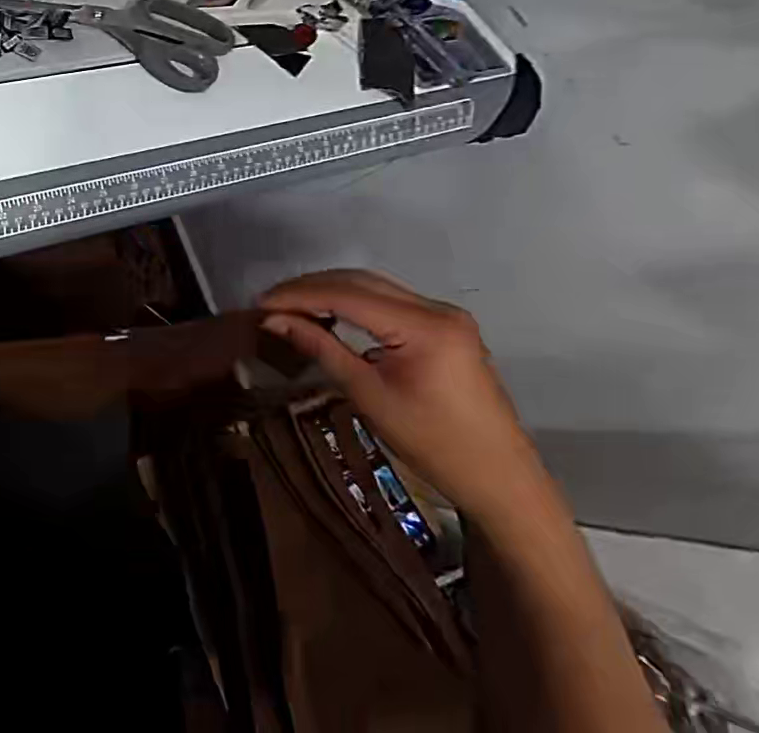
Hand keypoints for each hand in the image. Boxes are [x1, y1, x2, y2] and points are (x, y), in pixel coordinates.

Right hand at [257, 269, 552, 523]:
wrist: (499, 478)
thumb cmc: (432, 443)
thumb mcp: (367, 394)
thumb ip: (320, 348)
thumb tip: (273, 320)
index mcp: (424, 326)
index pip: (347, 295)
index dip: (298, 295)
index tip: (259, 304)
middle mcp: (437, 309)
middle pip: (360, 281)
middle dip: (309, 287)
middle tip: (268, 302)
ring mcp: (444, 315)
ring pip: (373, 286)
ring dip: (328, 290)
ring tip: (288, 305)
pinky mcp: (444, 326)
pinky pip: (388, 300)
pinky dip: (351, 301)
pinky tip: (326, 312)